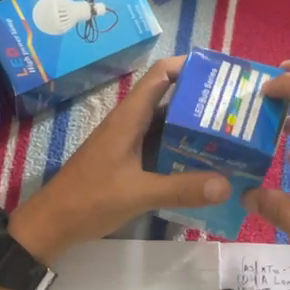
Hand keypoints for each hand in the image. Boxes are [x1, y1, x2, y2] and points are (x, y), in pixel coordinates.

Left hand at [9, 55, 230, 262]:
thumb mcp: (138, 194)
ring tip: (230, 136)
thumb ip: (181, 189)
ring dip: (192, 128)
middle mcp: (129, 124)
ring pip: (165, 126)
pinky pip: (158, 148)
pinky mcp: (125, 162)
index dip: (191, 66)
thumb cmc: (89, 200)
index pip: (162, 74)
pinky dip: (179, 151)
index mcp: (129, 118)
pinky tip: (203, 166)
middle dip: (202, 101)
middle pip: (169, 99)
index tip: (224, 73)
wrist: (52, 223)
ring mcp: (126, 143)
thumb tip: (226, 184)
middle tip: (237, 111)